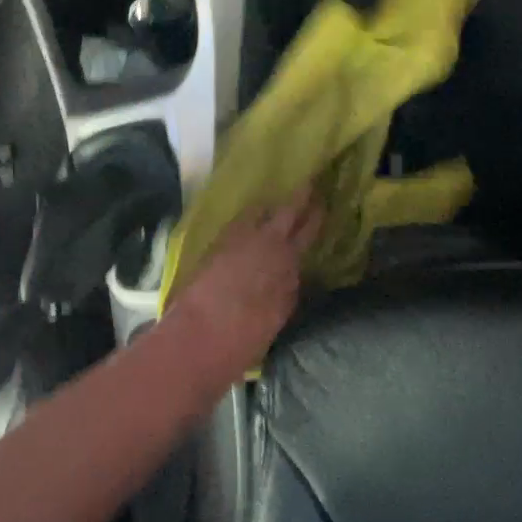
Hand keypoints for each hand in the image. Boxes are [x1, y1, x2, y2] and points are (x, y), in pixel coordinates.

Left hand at [162, 194, 320, 386]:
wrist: (199, 337)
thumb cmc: (245, 336)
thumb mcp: (279, 314)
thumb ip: (288, 289)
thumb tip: (291, 274)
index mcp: (287, 261)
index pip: (308, 231)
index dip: (316, 215)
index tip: (323, 202)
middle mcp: (266, 241)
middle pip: (287, 210)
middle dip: (299, 197)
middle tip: (308, 184)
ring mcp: (238, 238)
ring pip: (259, 210)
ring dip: (270, 207)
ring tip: (275, 204)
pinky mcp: (215, 243)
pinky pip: (238, 222)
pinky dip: (248, 219)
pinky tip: (249, 222)